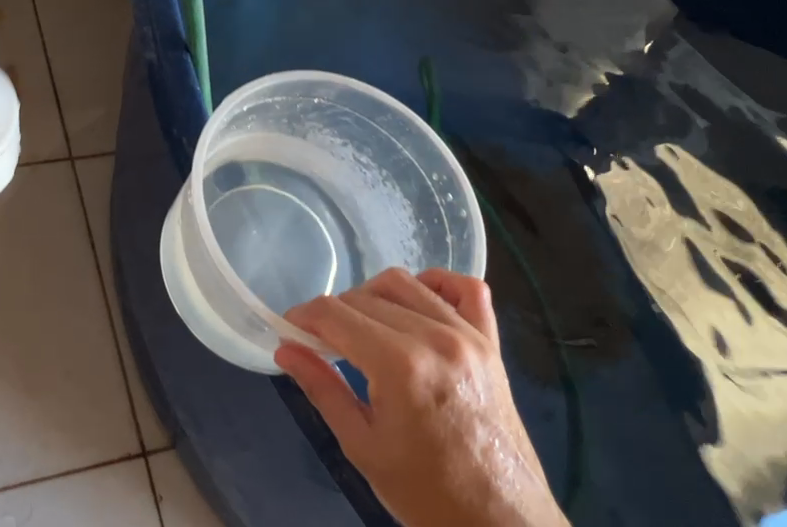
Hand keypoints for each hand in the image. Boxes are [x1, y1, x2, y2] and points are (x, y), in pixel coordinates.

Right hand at [276, 268, 566, 526]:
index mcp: (400, 365)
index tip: (290, 332)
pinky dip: (436, 285)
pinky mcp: (492, 344)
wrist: (502, 525)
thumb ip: (321, 388)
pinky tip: (417, 306)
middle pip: (363, 297)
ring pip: (404, 283)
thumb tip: (284, 348)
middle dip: (333, 315)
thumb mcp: (361, 446)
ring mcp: (469, 337)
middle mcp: (435, 338)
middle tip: (323, 344)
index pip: (334, 314)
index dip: (303, 317)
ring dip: (372, 297)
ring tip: (365, 330)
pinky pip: (466, 289)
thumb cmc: (426, 493)